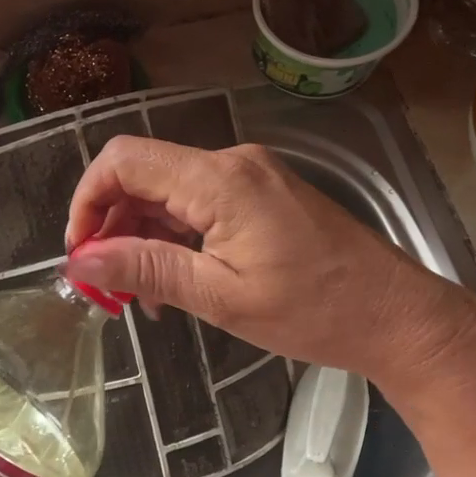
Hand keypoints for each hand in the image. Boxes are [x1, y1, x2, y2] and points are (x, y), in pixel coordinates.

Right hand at [64, 136, 475, 384]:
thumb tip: (80, 262)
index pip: (124, 161)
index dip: (86, 201)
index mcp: (220, 180)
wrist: (394, 315)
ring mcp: (248, 177)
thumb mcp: (219, 297)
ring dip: (139, 240)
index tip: (80, 255)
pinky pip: (194, 207)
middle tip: (105, 287)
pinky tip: (170, 284)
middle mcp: (230, 164)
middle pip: (141, 177)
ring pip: (165, 194)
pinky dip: (170, 241)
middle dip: (110, 228)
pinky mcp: (259, 196)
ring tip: (138, 296)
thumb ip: (145, 269)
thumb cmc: (312, 312)